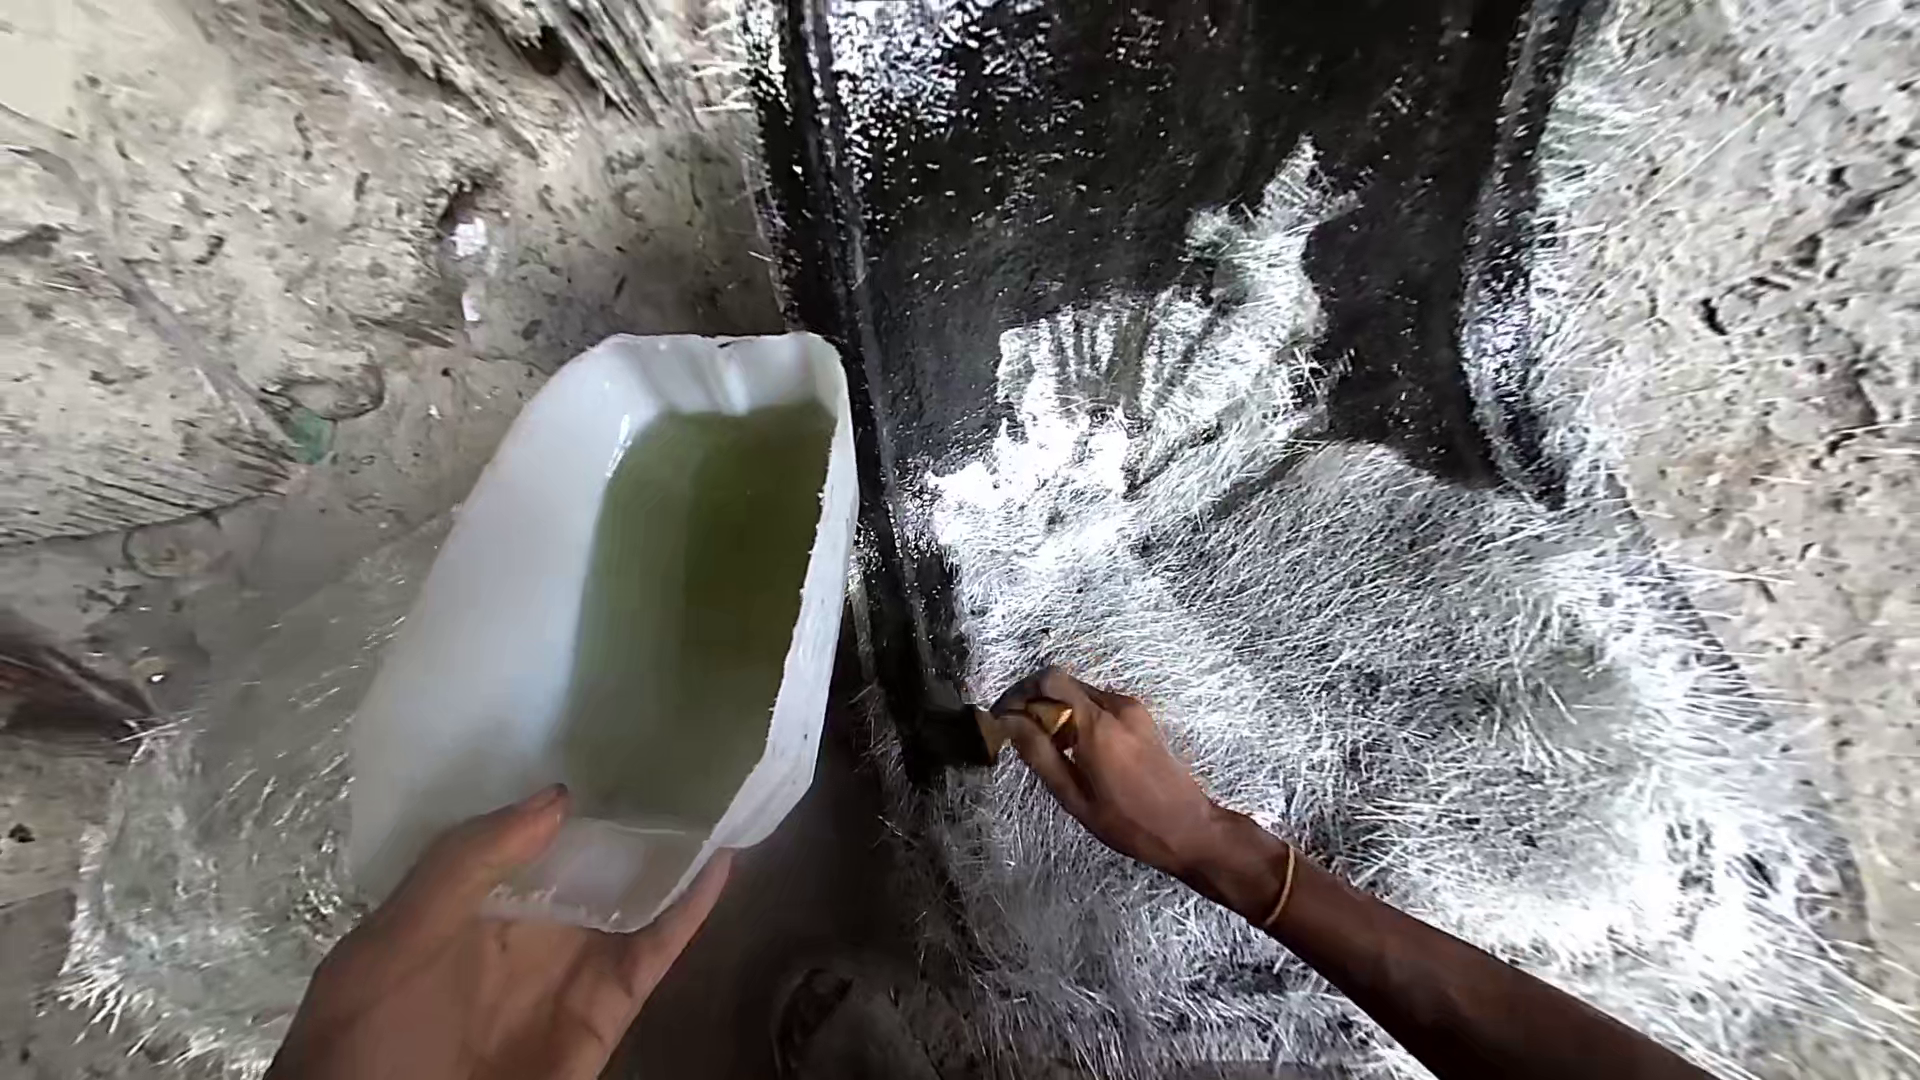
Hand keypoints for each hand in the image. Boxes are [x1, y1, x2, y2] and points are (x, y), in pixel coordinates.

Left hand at [267, 786, 730, 1079]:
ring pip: (645, 887)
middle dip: (640, 803)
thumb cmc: (368, 1052)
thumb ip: (461, 867)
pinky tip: (724, 857)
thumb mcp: (384, 953)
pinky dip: (697, 902)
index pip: (539, 825)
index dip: (578, 780)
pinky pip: (663, 941)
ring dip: (681, 845)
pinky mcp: (617, 996)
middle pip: (604, 849)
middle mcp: (542, 919)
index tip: (621, 730)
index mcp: (484, 898)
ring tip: (720, 790)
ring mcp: (584, 957)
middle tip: (688, 746)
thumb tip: (560, 796)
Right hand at [992, 667, 1231, 879]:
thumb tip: (1009, 722)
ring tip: (1043, 743)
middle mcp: (1115, 705)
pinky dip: (1075, 714)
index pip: (1049, 681)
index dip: (1020, 692)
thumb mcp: (1075, 797)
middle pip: (1061, 682)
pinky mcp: (1138, 714)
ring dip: (1054, 708)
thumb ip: (1039, 754)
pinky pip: (1096, 702)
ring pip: (1078, 692)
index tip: (1003, 716)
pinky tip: (1072, 745)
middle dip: (1033, 700)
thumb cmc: (1129, 823)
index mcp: (1097, 725)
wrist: (1191, 829)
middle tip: (1016, 730)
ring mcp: (1130, 707)